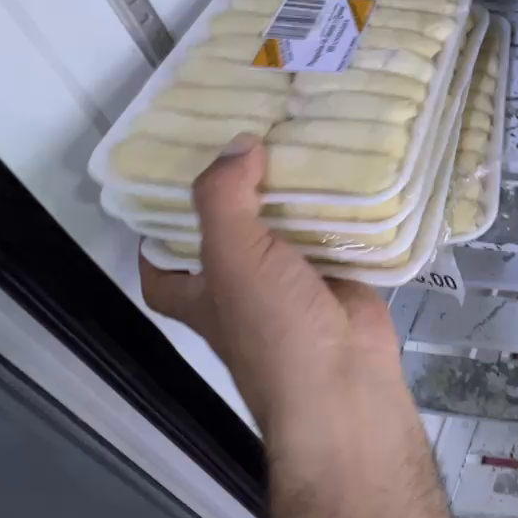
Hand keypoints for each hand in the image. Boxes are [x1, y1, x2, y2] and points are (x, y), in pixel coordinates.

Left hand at [140, 134, 401, 430]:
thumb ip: (224, 198)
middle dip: (246, 196)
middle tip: (256, 142)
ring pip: (291, 231)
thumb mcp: (231, 256)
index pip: (164, 265)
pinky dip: (344, 213)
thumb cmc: (272, 324)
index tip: (179, 181)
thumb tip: (238, 142)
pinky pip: (338, 238)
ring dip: (299, 198)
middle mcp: (245, 289)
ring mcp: (296, 285)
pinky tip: (353, 177)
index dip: (164, 229)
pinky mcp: (340, 279)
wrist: (342, 376)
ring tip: (306, 143)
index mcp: (203, 294)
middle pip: (236, 234)